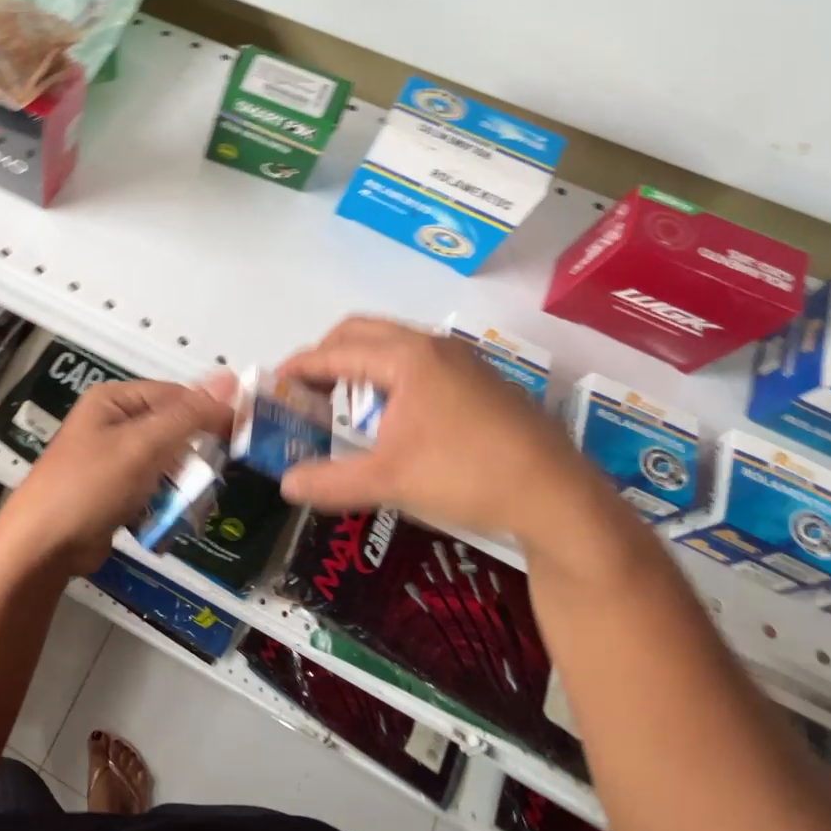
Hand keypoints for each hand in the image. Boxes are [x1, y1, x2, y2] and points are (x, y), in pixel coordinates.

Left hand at [0, 377, 232, 576]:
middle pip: (173, 429)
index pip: (177, 395)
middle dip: (195, 455)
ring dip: (183, 483)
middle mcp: (113, 423)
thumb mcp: (143, 445)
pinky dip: (166, 502)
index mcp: (114, 400)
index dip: (210, 412)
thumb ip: (189, 416)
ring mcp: (114, 460)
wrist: (44, 545)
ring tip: (193, 503)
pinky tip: (172, 518)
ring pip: (168, 463)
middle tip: (213, 477)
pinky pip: (154, 489)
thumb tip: (230, 379)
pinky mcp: (116, 492)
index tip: (243, 435)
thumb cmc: (90, 486)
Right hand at [277, 317, 610, 542]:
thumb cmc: (466, 477)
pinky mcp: (482, 381)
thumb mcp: (388, 483)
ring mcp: (463, 360)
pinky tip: (395, 419)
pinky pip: (420, 361)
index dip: (297, 368)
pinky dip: (391, 375)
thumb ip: (329, 481)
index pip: (334, 352)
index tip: (272, 387)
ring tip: (346, 407)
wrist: (559, 498)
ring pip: (394, 344)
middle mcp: (433, 346)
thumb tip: (285, 485)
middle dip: (326, 357)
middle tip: (306, 393)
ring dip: (360, 365)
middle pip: (361, 332)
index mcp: (406, 358)